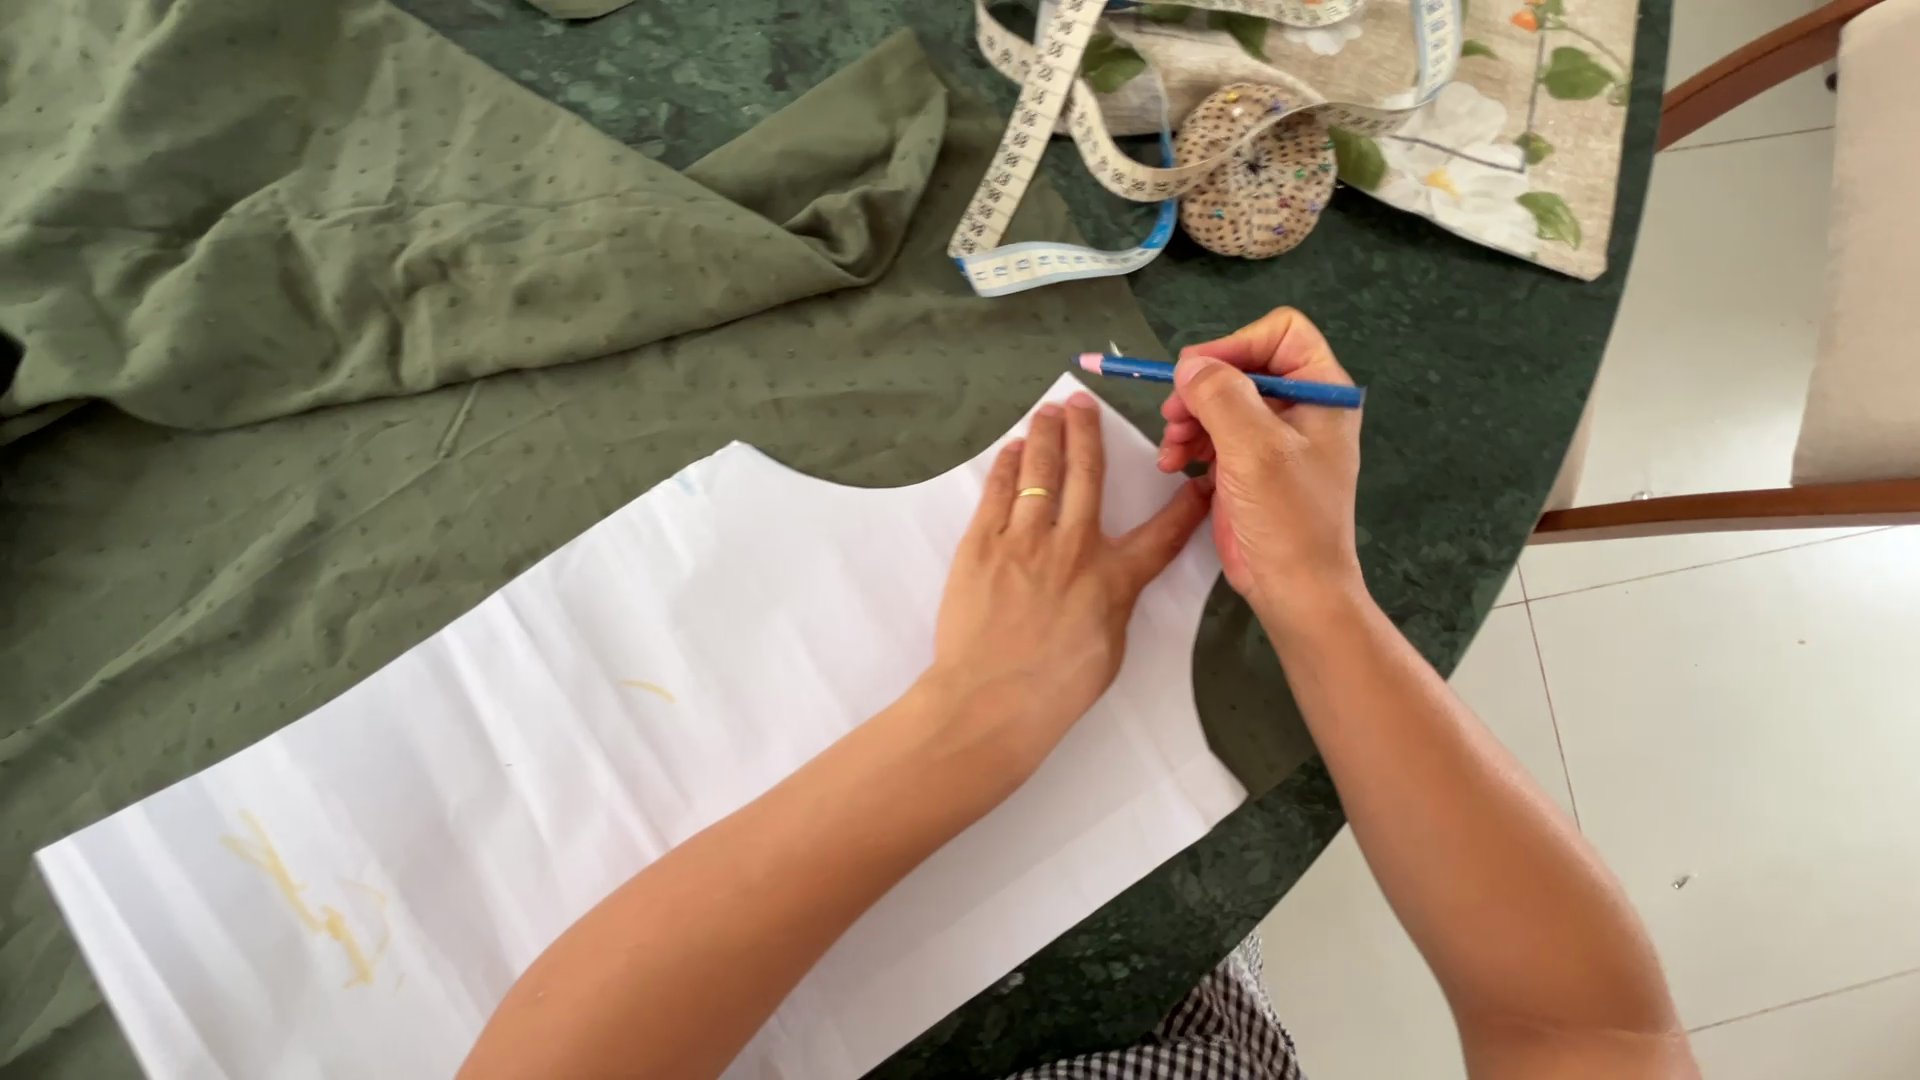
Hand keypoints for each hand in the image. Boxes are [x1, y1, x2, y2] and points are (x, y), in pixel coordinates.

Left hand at [922, 392, 1211, 778]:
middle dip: (1088, 431)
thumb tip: (1112, 582)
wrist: (991, 699)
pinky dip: (1008, 466)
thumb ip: (1114, 605)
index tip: (1199, 477)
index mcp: (1114, 578)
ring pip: (1041, 471)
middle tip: (1083, 403)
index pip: (1163, 533)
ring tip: (1047, 411)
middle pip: (1087, 474)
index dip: (1185, 504)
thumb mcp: (1109, 650)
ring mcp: (1025, 539)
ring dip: (1046, 435)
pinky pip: (999, 492)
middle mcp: (1074, 546)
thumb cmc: (1057, 688)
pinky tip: (1013, 449)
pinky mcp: (983, 544)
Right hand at [1156, 307, 1365, 630]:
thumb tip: (1188, 366)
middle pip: (1240, 368)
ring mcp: (1270, 439)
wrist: (1293, 588)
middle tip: (1172, 415)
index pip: (1280, 334)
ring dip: (1187, 418)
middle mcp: (1297, 408)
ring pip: (1218, 401)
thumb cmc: (1288, 516)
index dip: (1235, 345)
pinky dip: (1188, 443)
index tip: (1197, 374)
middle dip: (1201, 389)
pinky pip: (1210, 436)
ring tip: (1170, 447)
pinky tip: (1172, 463)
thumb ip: (1221, 396)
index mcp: (1320, 392)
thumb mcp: (1255, 449)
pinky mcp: (1245, 466)